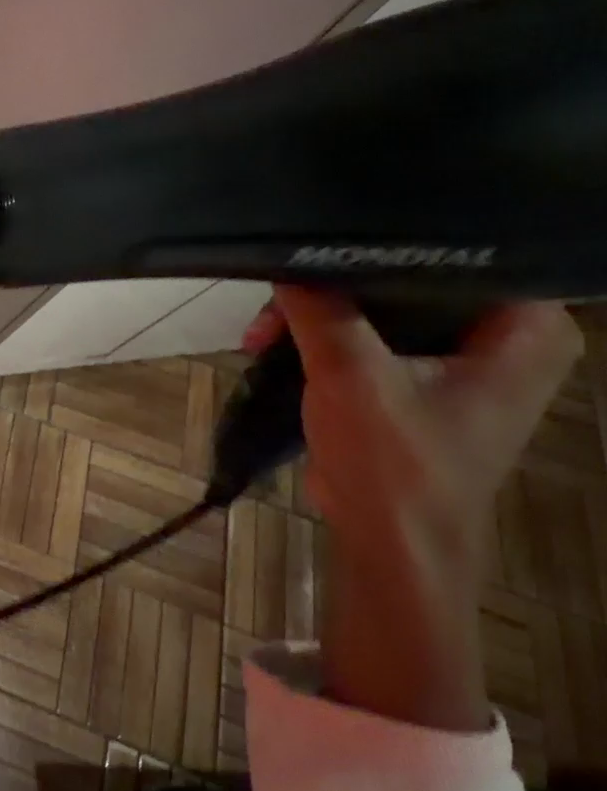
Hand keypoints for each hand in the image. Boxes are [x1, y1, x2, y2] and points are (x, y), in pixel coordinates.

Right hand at [251, 288, 580, 730]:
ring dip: (318, 318)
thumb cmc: (395, 460)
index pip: (450, 258)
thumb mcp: (349, 375)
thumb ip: (319, 311)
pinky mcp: (426, 385)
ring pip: (382, 311)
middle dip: (333, 291)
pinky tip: (279, 346)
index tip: (314, 250)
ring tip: (264, 335)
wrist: (391, 540)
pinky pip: (372, 339)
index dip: (378, 250)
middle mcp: (508, 341)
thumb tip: (285, 261)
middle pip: (407, 282)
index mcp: (526, 330)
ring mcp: (467, 365)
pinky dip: (326, 340)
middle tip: (276, 305)